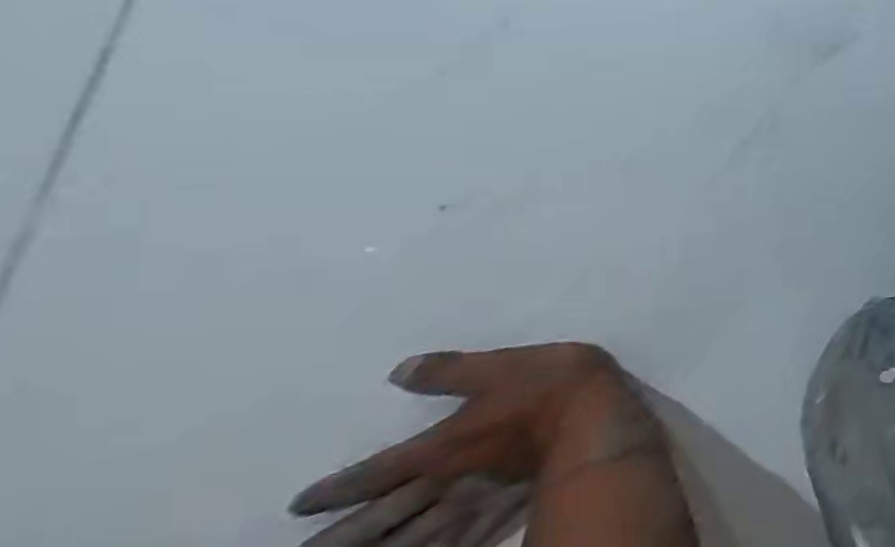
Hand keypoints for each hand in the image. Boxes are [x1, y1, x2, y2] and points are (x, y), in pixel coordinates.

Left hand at [290, 343, 661, 546]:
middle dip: (340, 540)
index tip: (300, 504)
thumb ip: (448, 371)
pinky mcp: (500, 516)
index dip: (338, 488)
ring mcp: (473, 507)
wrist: (594, 418)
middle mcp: (448, 484)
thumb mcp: (497, 365)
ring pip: (411, 544)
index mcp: (443, 445)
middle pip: (383, 521)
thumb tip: (399, 371)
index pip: (378, 472)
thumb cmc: (545, 384)